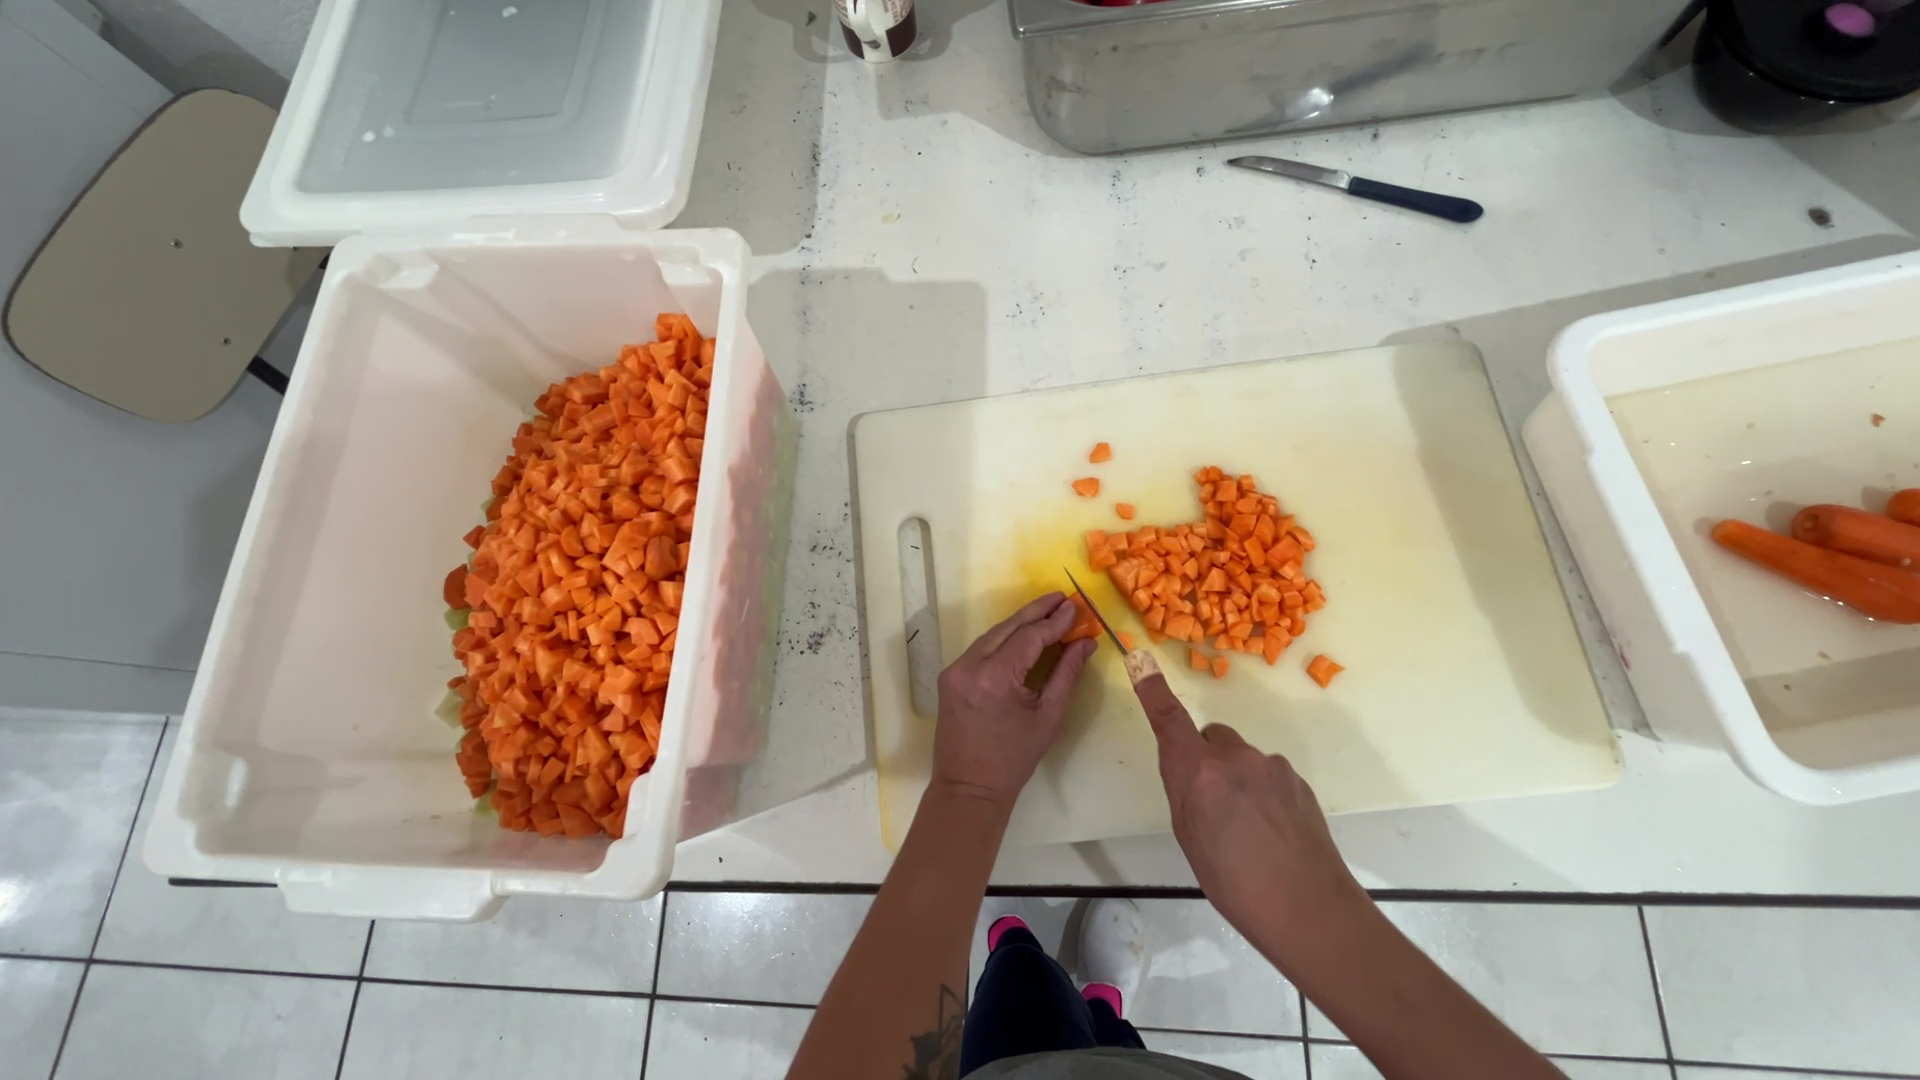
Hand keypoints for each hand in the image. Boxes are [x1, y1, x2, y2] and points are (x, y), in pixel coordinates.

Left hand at [930, 592, 1096, 807]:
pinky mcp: (950, 676)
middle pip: (1007, 628)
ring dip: (1020, 623)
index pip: (1029, 637)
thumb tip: (1085, 642)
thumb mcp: (1049, 716)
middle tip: (1062, 598)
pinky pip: (981, 649)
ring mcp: (955, 669)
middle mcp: (969, 666)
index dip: (1054, 622)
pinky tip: (1023, 633)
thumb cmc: (1014, 758)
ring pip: (992, 636)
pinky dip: (1004, 639)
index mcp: (995, 677)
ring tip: (1047, 610)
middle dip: (1036, 612)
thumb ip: (1067, 674)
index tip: (1075, 607)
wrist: (969, 786)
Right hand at [1138, 676, 1364, 946]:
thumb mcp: (1190, 838)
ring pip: (1242, 759)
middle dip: (1207, 759)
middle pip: (1211, 738)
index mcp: (1198, 772)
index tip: (1140, 661)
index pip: (1169, 721)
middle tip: (1212, 806)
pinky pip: (1268, 775)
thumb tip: (1189, 768)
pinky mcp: (1297, 780)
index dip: (1152, 691)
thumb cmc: (1233, 883)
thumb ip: (1186, 792)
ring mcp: (1271, 766)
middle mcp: (1235, 758)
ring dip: (1238, 780)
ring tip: (1247, 830)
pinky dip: (1263, 793)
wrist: (1308, 909)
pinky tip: (1272, 832)